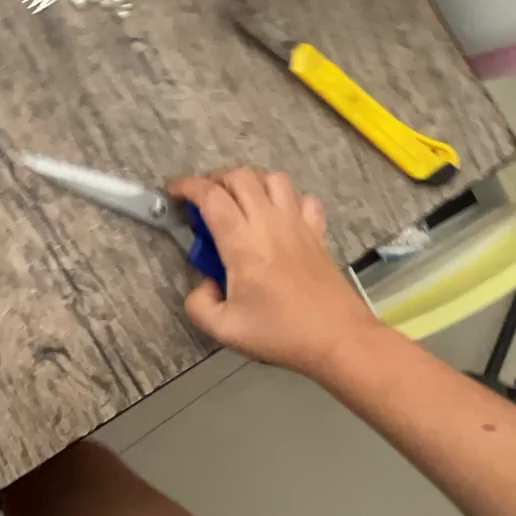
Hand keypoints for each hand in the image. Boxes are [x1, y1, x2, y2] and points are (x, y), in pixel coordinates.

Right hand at [171, 167, 387, 378]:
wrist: (341, 340)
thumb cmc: (282, 333)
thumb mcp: (225, 329)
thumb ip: (198, 304)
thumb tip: (203, 283)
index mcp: (241, 241)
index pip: (210, 195)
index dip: (186, 186)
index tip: (174, 193)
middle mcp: (268, 222)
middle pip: (239, 176)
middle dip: (215, 179)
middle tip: (204, 199)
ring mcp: (297, 223)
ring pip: (272, 178)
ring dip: (250, 181)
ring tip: (239, 199)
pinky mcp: (317, 232)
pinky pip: (303, 198)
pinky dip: (287, 197)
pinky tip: (278, 213)